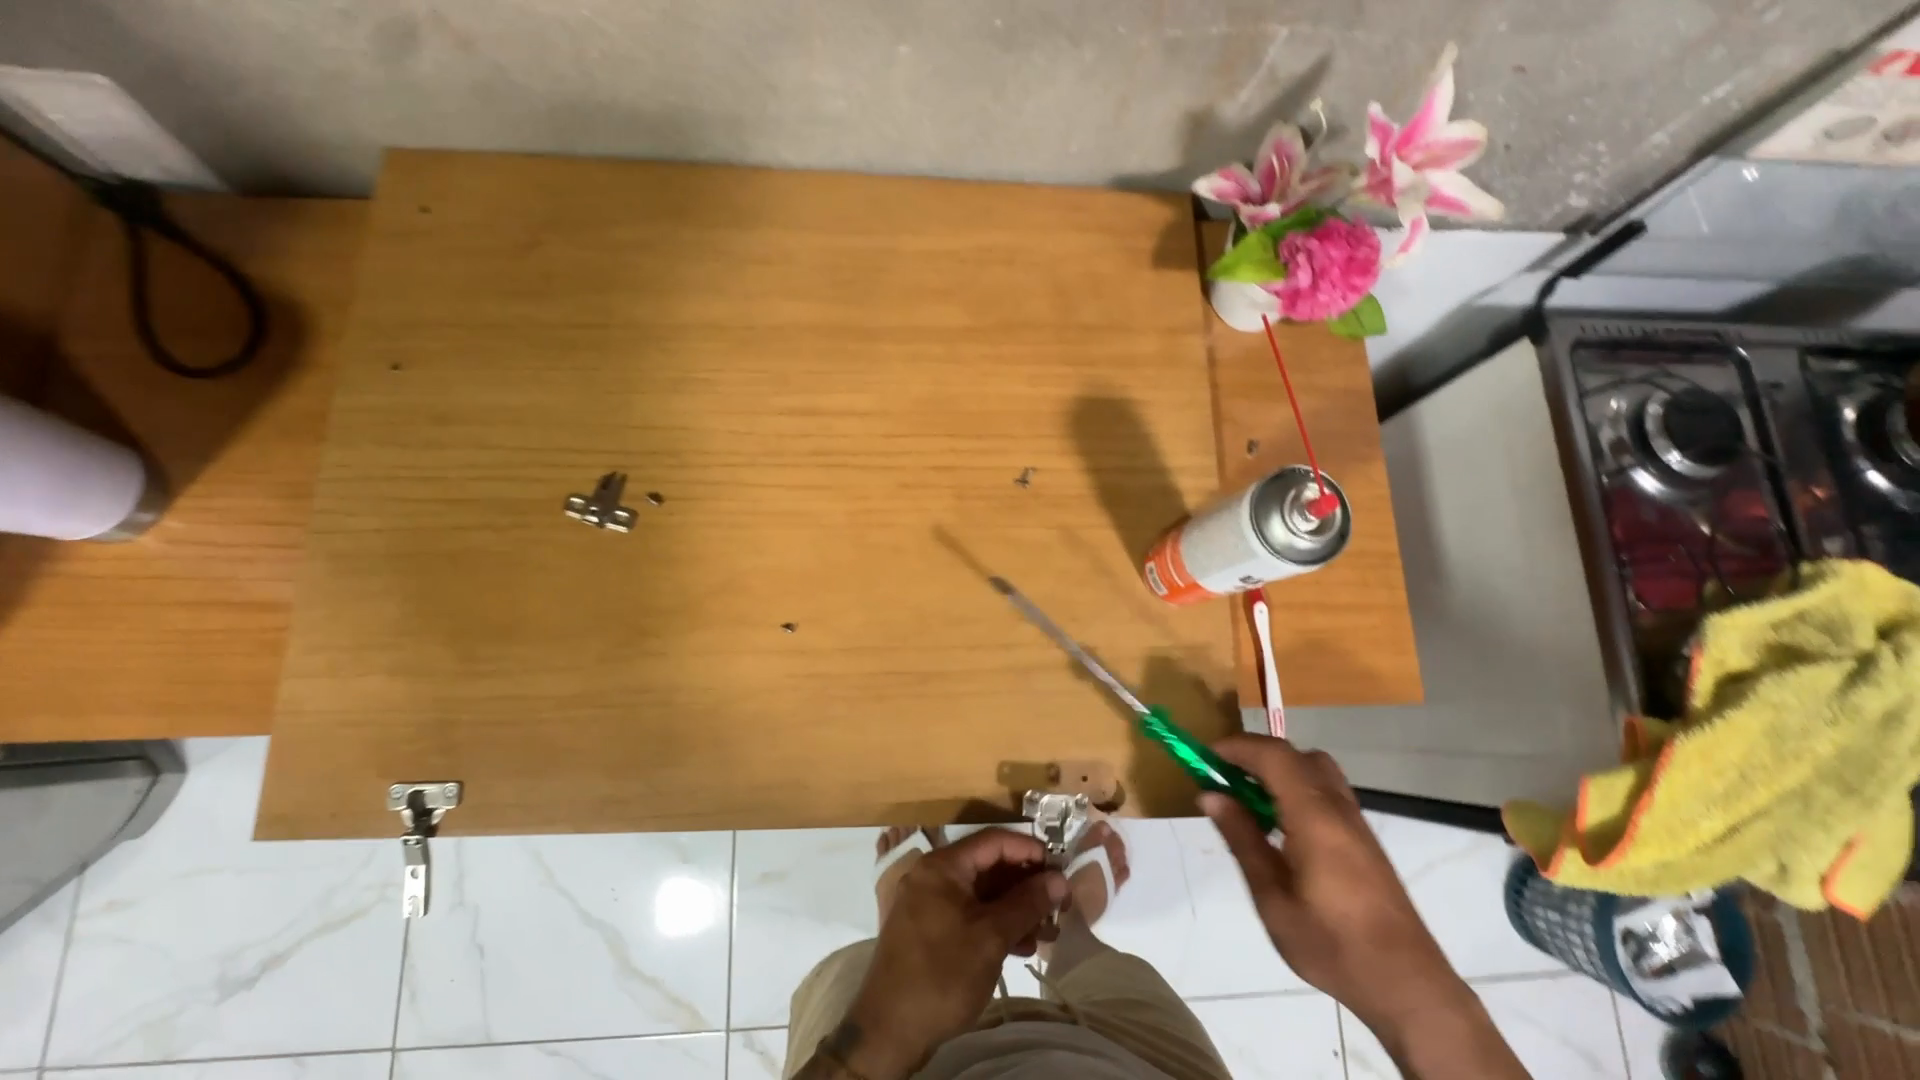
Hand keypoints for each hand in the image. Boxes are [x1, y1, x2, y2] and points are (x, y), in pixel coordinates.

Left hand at [833, 829, 1066, 1078]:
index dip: (1030, 850)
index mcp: (942, 867)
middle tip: (1060, 905)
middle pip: (989, 867)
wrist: (889, 1030)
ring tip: (1048, 933)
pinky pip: (970, 914)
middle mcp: (932, 877)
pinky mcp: (930, 930)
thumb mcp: (992, 937)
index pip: (993, 841)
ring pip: (982, 894)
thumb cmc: (943, 974)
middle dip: (1026, 885)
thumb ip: (1027, 903)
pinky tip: (1022, 947)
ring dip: (1016, 909)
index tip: (1061, 868)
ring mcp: (929, 904)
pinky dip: (996, 925)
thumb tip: (1060, 878)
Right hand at [1198, 735, 1469, 1034]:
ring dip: (1279, 772)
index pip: (1274, 756)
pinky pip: (1327, 793)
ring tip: (1248, 803)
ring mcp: (1356, 824)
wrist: (1405, 982)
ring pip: (1316, 771)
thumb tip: (1211, 795)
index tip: (1204, 758)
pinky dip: (1297, 790)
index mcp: (1315, 818)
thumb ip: (1243, 840)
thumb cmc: (1330, 944)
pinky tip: (1280, 828)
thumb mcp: (1272, 898)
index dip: (1237, 747)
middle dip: (1256, 756)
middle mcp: (1339, 809)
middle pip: (1297, 756)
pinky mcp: (1364, 840)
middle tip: (1223, 780)